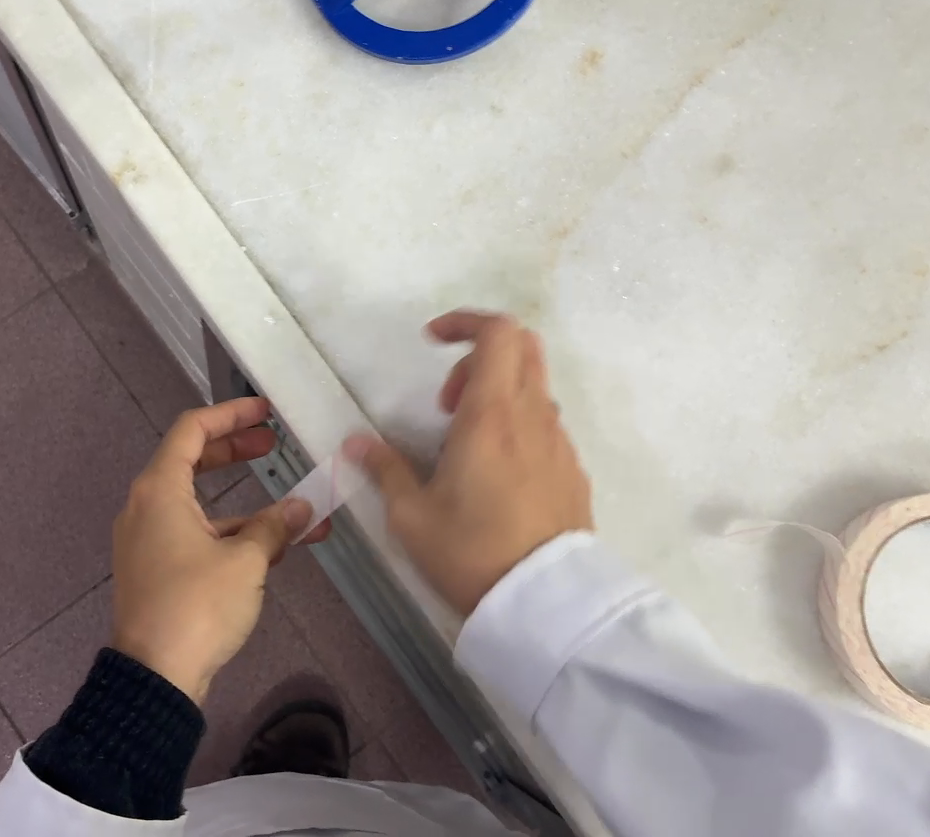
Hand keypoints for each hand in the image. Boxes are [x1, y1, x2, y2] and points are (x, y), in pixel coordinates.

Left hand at [111, 397, 329, 702]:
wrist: (153, 680)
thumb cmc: (197, 605)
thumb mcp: (245, 561)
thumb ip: (273, 526)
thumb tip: (301, 507)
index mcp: (160, 489)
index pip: (192, 429)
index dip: (230, 414)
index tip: (265, 411)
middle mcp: (147, 506)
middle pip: (193, 460)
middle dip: (236, 450)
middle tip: (273, 443)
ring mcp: (149, 539)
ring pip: (200, 504)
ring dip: (245, 503)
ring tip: (294, 507)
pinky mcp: (157, 569)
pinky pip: (197, 535)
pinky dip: (231, 534)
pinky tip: (274, 546)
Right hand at [352, 310, 592, 615]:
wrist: (548, 608)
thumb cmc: (471, 552)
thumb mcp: (411, 516)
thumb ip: (385, 469)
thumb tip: (357, 443)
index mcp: (491, 414)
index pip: (496, 332)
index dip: (464, 322)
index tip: (431, 341)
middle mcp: (533, 416)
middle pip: (521, 346)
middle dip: (477, 355)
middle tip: (445, 402)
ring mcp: (559, 443)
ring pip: (533, 386)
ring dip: (496, 393)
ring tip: (463, 446)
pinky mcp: (572, 471)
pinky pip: (544, 423)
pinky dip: (516, 424)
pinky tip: (494, 474)